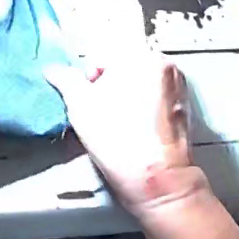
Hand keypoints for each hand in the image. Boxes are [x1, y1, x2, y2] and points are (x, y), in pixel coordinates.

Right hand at [44, 54, 209, 220]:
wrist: (158, 181)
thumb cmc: (117, 139)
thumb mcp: (79, 104)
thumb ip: (64, 79)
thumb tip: (52, 69)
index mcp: (142, 57)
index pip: (101, 58)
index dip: (87, 82)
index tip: (89, 104)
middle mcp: (166, 65)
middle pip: (121, 69)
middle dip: (107, 88)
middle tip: (101, 115)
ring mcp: (179, 87)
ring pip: (138, 84)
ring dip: (124, 98)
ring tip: (118, 125)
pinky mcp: (185, 108)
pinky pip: (154, 99)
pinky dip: (142, 109)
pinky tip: (134, 131)